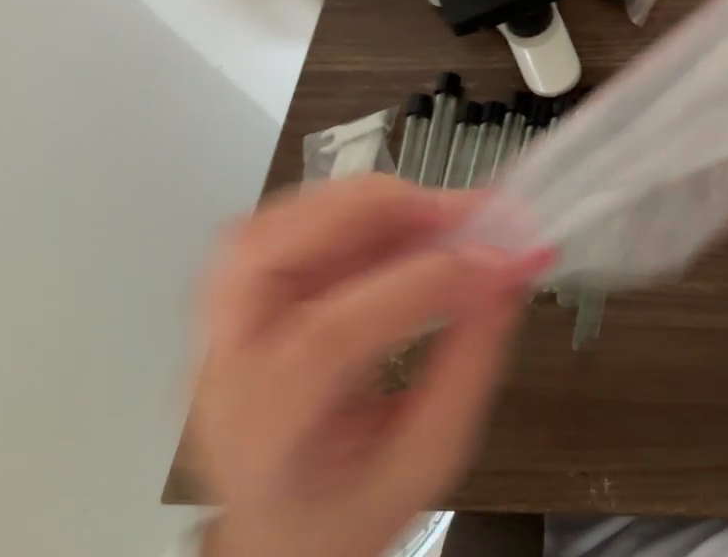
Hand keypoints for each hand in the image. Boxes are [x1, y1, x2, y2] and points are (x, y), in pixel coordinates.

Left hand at [191, 176, 548, 556]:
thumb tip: (507, 276)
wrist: (279, 539)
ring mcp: (219, 325)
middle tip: (455, 211)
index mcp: (265, 428)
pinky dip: (350, 213)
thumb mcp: (427, 461)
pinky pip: (285, 228)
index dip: (424, 282)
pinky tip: (405, 228)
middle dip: (371, 212)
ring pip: (269, 226)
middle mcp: (224, 364)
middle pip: (267, 253)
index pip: (330, 335)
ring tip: (435, 214)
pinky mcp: (239, 299)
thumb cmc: (351, 512)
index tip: (501, 261)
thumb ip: (470, 366)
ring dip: (359, 204)